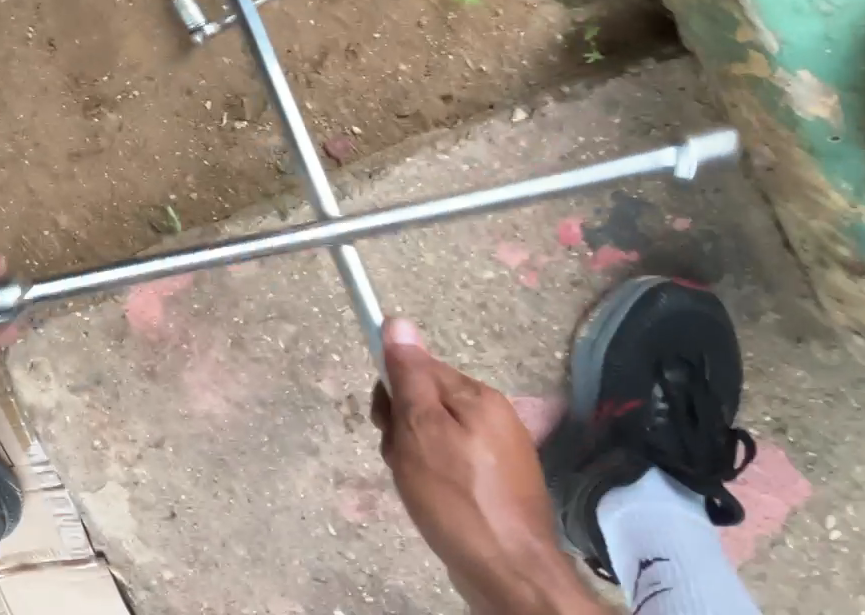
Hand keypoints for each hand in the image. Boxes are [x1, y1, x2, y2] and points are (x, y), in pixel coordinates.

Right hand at [371, 319, 605, 614]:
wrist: (508, 573)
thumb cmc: (456, 495)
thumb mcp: (419, 428)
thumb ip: (408, 375)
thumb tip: (397, 323)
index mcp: (477, 396)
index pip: (416, 365)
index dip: (391, 391)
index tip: (386, 422)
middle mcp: (494, 415)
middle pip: (424, 397)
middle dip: (400, 422)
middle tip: (401, 456)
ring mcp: (499, 450)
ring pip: (432, 429)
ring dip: (411, 449)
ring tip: (414, 480)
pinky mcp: (496, 480)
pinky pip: (449, 456)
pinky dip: (430, 469)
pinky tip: (429, 492)